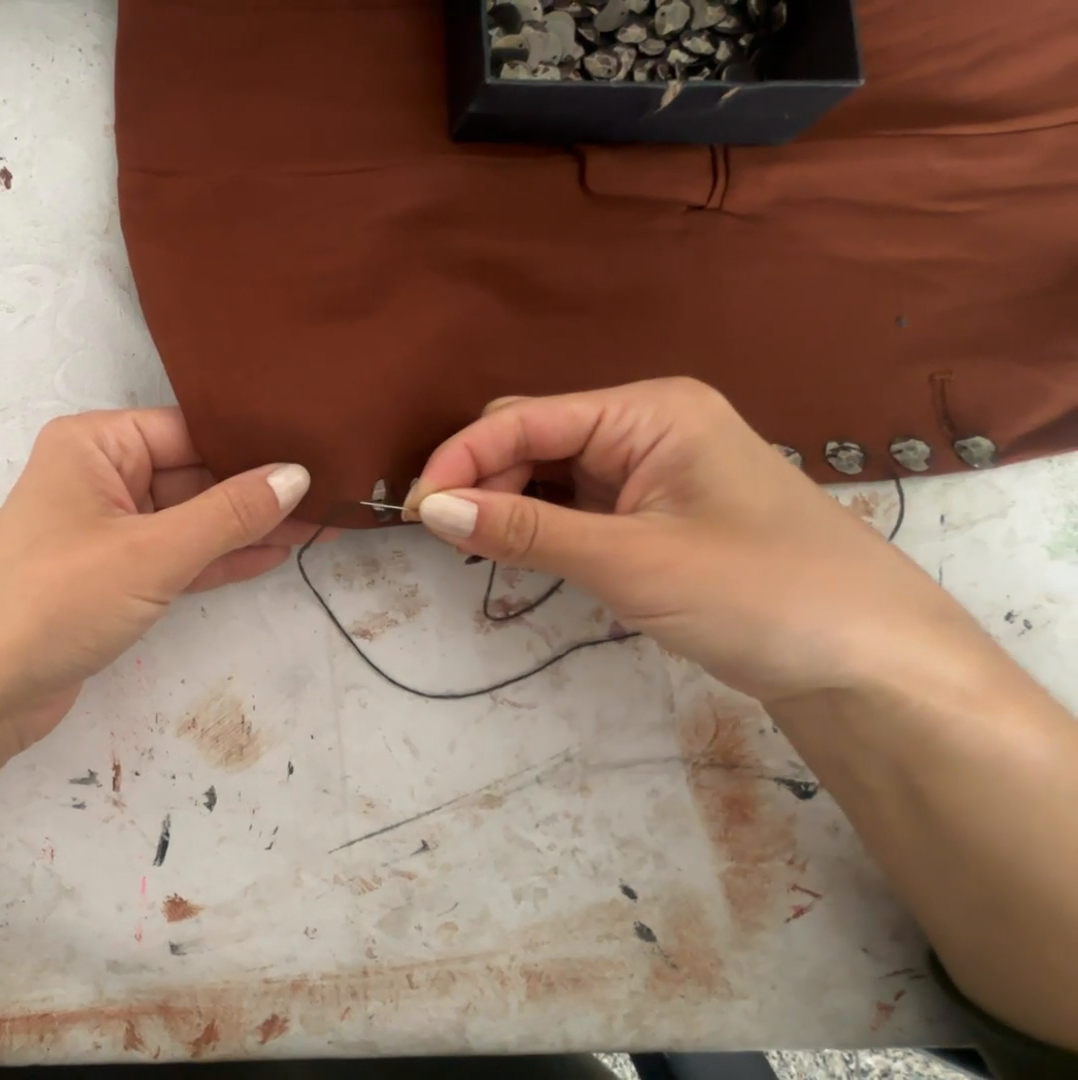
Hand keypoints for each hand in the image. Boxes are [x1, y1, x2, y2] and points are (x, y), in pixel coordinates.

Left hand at [0, 408, 312, 750]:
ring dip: (242, 527)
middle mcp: (97, 477)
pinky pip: (172, 558)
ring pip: (185, 520)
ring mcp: (102, 531)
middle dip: (254, 490)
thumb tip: (297, 475)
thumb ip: (228, 514)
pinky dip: (215, 560)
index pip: (188, 430)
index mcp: (95, 444)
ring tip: (317, 526)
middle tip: (335, 492)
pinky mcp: (107, 580)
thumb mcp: (152, 553)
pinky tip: (271, 555)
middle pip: (190, 474)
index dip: (252, 444)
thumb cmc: (58, 600)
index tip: (320, 450)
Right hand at [403, 378, 996, 703]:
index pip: (523, 418)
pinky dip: (536, 520)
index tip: (415, 513)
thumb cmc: (757, 594)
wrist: (870, 663)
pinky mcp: (652, 504)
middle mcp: (645, 423)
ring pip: (545, 468)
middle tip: (451, 540)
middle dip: (481, 479)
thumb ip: (522, 530)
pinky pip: (570, 497)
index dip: (460, 460)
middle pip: (529, 434)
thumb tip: (427, 509)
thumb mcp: (626, 562)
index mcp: (649, 411)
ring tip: (484, 550)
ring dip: (505, 502)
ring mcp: (650, 464)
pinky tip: (522, 549)